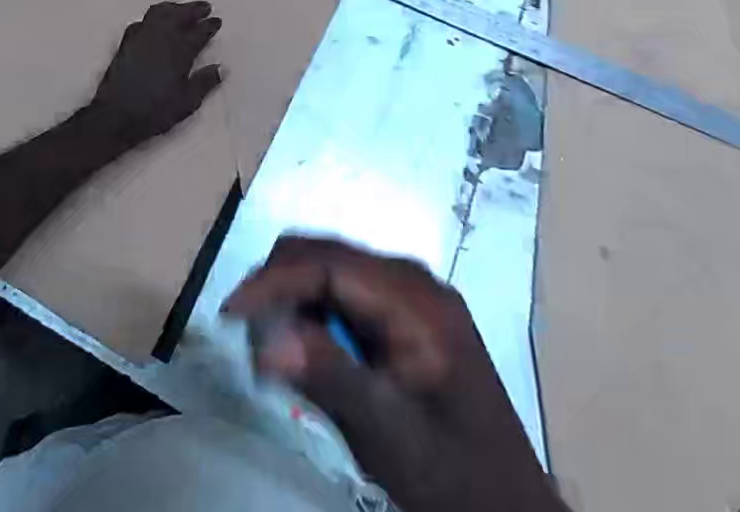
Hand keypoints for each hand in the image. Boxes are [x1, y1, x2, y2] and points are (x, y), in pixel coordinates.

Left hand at [85, 1, 223, 147]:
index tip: (218, 21)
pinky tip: (156, 22)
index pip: (199, 32)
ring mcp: (141, 37)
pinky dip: (155, 15)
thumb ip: (205, 82)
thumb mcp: (187, 101)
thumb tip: (222, 67)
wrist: (116, 115)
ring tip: (182, 8)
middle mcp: (161, 37)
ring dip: (174, 7)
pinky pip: (144, 20)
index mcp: (179, 51)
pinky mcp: (126, 42)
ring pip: (159, 12)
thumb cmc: (155, 110)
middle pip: (180, 15)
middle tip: (205, 7)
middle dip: (194, 9)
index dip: (210, 25)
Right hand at [224, 236, 564, 511]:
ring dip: (293, 301)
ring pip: (328, 269)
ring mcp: (409, 294)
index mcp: (416, 300)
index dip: (273, 280)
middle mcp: (411, 281)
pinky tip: (309, 354)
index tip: (230, 314)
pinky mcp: (401, 313)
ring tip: (278, 355)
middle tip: (251, 340)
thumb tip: (263, 342)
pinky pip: (342, 293)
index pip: (328, 263)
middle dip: (279, 286)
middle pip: (325, 254)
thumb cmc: (453, 477)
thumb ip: (328, 378)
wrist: (509, 511)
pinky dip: (313, 314)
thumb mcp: (388, 434)